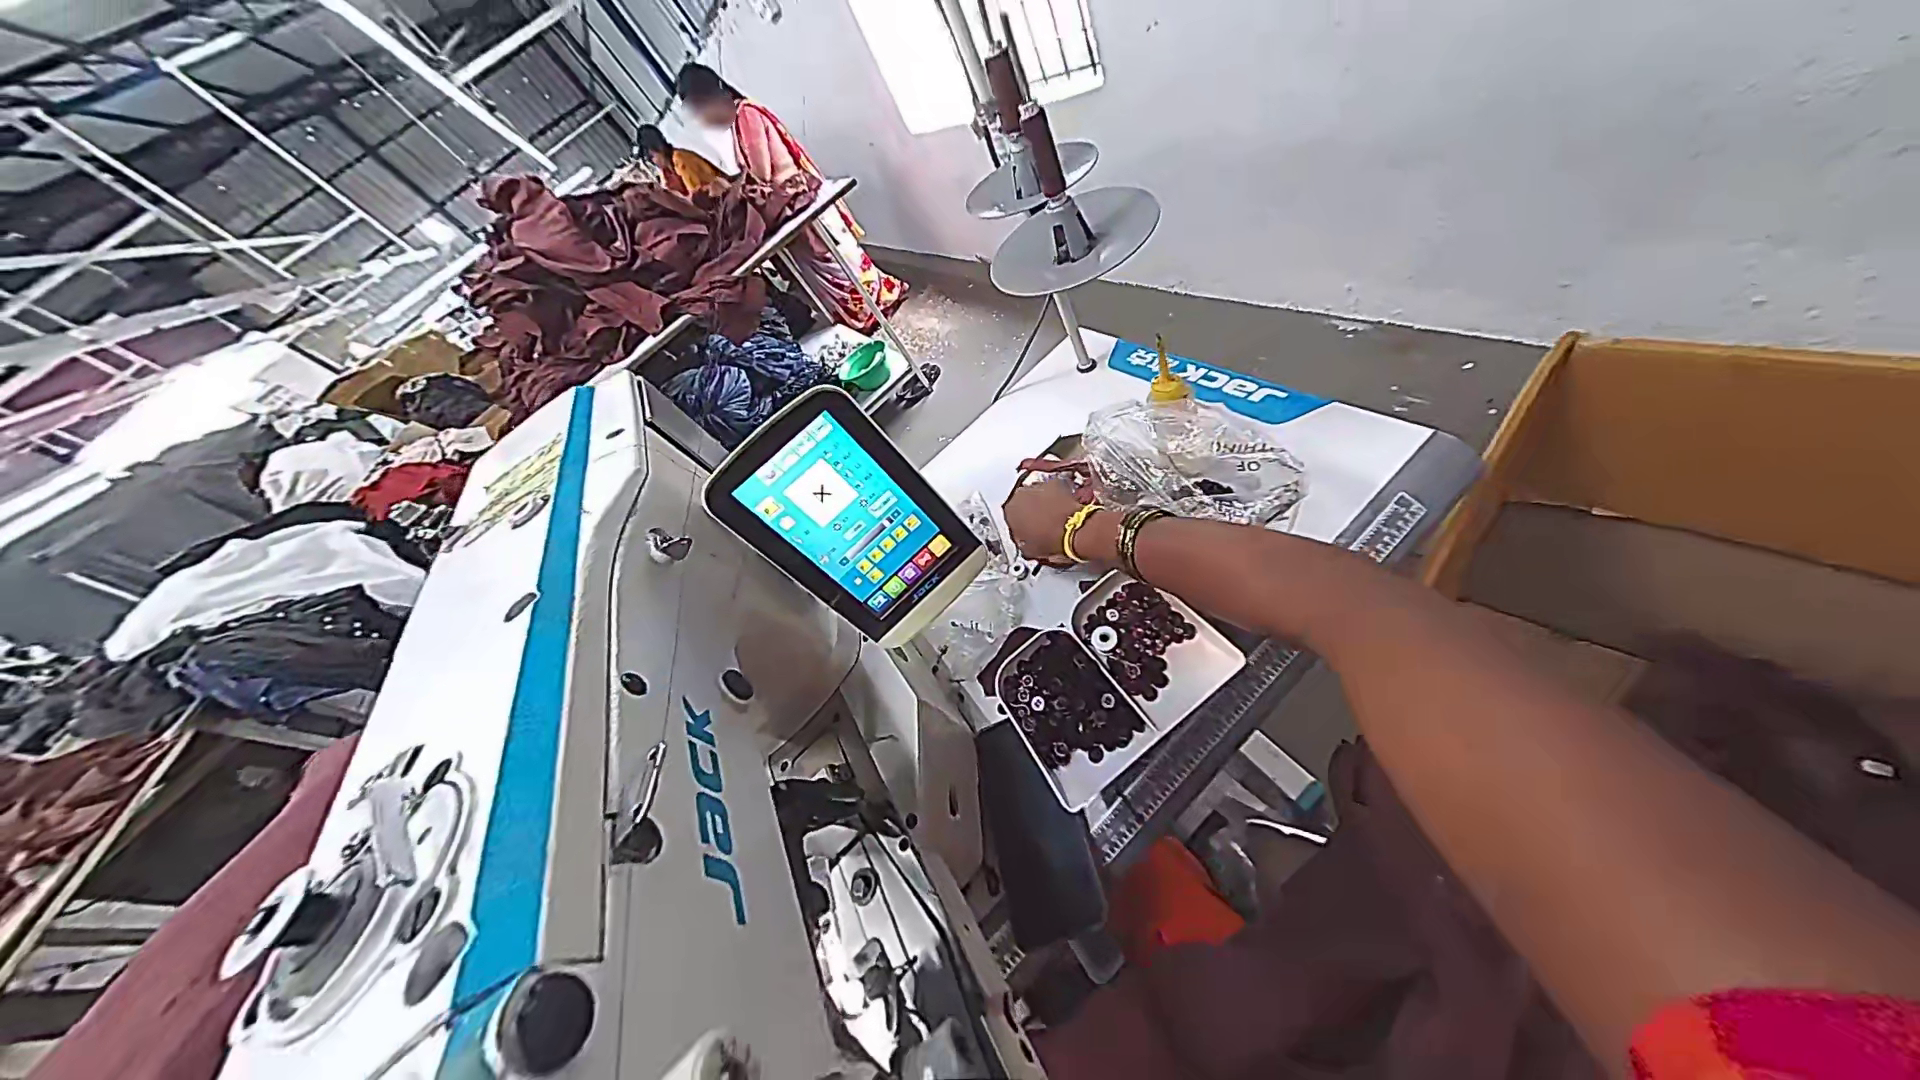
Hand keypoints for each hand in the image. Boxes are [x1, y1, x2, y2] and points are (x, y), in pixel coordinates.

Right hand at [1002, 458, 1096, 562]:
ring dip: (1038, 503)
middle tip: (1035, 524)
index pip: (1007, 516)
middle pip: (1019, 501)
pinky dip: (1052, 499)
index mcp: (1010, 509)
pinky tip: (1057, 511)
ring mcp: (1039, 487)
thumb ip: (1021, 541)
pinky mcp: (1056, 485)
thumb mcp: (1029, 549)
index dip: (1015, 525)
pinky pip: (1049, 491)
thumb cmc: (1052, 539)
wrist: (1076, 530)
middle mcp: (1021, 493)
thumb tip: (1025, 542)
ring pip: (1033, 495)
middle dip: (1025, 511)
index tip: (1022, 532)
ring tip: (1048, 518)